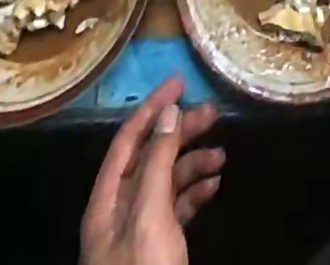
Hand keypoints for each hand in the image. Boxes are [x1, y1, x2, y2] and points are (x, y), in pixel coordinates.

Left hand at [80, 76, 224, 264]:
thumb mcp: (149, 216)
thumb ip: (157, 163)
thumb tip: (168, 112)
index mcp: (107, 200)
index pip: (128, 139)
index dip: (153, 107)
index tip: (180, 81)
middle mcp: (120, 210)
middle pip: (150, 157)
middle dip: (180, 132)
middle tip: (213, 113)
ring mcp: (139, 231)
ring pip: (166, 182)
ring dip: (192, 163)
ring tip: (222, 154)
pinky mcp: (158, 249)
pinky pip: (176, 209)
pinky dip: (195, 193)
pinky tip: (215, 185)